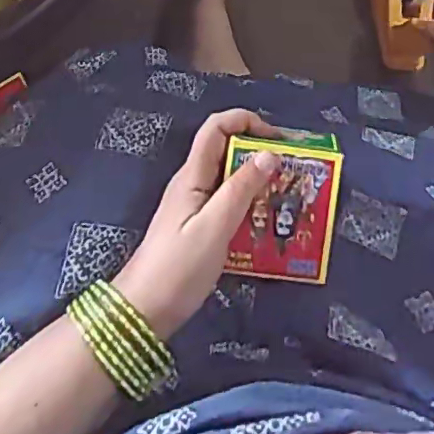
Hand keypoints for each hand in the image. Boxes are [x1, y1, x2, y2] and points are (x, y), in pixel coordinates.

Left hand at [112, 109, 280, 337]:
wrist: (142, 312)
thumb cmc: (179, 267)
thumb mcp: (215, 226)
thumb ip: (241, 188)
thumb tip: (269, 153)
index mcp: (193, 175)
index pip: (216, 127)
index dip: (246, 121)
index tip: (278, 139)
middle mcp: (192, 182)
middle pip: (226, 149)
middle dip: (259, 153)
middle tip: (291, 171)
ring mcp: (193, 204)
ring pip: (228, 177)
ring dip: (257, 180)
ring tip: (285, 196)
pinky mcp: (197, 226)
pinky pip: (226, 201)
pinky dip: (248, 203)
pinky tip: (265, 223)